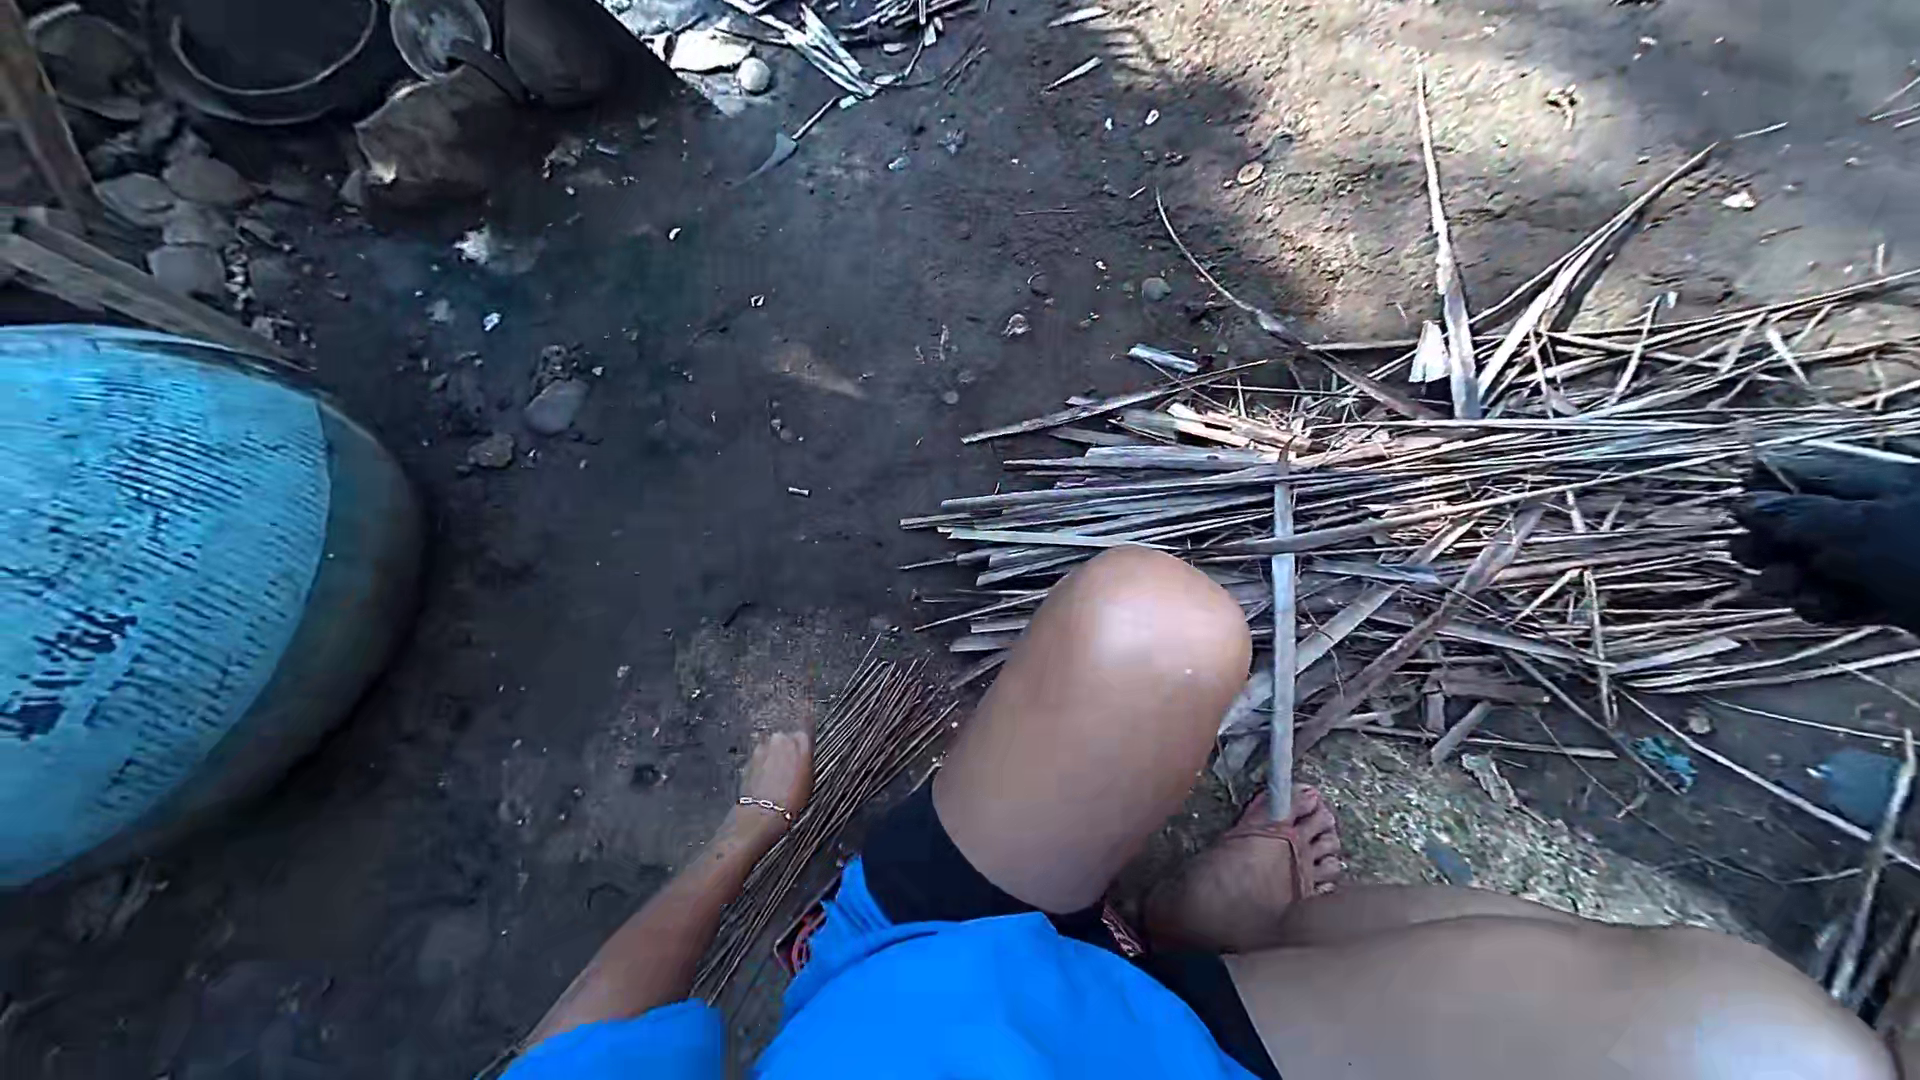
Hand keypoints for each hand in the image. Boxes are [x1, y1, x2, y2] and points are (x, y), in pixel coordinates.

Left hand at [735, 727, 813, 831]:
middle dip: (787, 748)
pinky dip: (762, 763)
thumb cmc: (791, 799)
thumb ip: (805, 760)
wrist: (764, 812)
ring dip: (773, 755)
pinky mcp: (750, 757)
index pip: (805, 728)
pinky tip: (766, 778)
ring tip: (777, 774)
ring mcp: (763, 746)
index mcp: (801, 741)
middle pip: (786, 737)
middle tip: (790, 765)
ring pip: (771, 746)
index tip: (803, 743)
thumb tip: (802, 756)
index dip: (803, 738)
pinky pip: (760, 756)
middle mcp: (781, 739)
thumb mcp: (809, 778)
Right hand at [1731, 447, 1919, 633]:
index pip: (1808, 468)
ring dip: (1792, 577)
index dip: (1763, 489)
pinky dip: (1827, 602)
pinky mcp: (1911, 594)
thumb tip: (1743, 503)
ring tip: (1790, 590)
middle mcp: (1902, 508)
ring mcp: (1908, 553)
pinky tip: (1826, 611)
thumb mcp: (1861, 528)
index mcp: (1900, 474)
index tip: (1738, 513)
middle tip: (1754, 558)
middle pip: (1808, 517)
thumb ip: (1793, 513)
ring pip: (1822, 558)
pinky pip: (1849, 591)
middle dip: (1772, 542)